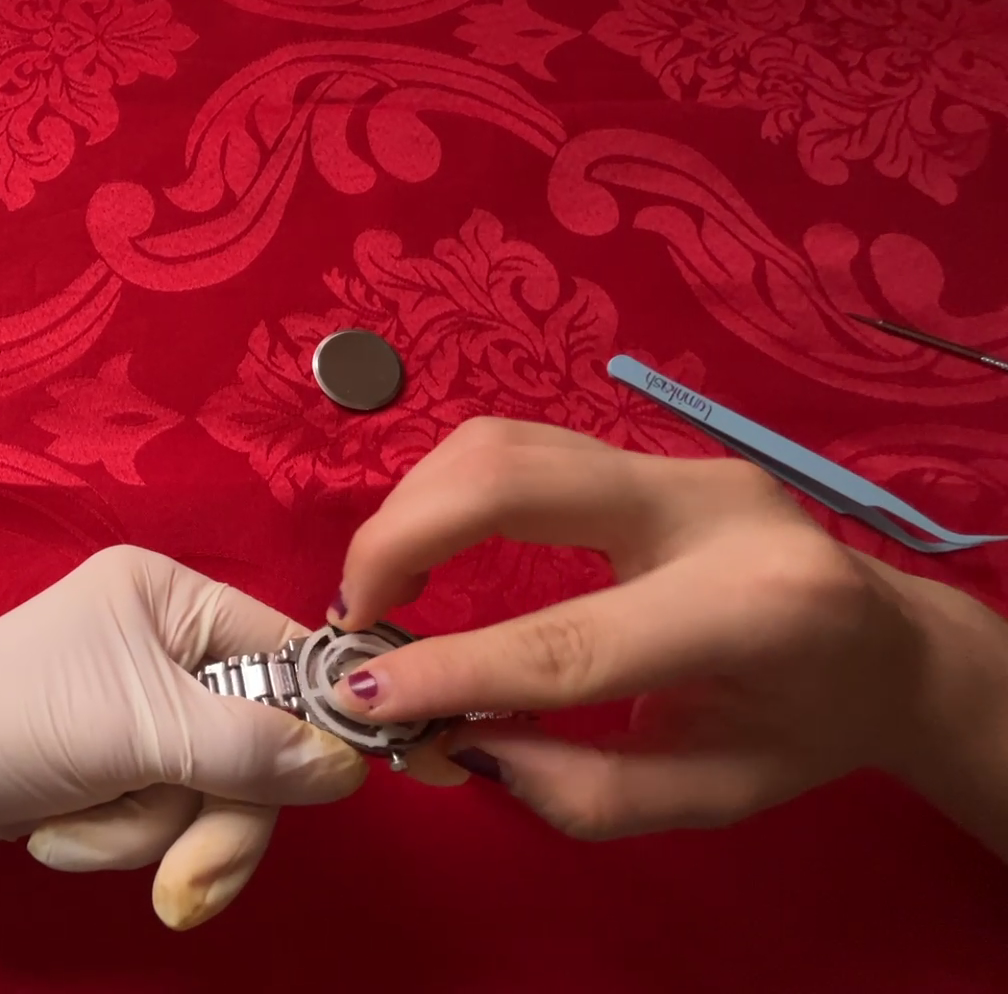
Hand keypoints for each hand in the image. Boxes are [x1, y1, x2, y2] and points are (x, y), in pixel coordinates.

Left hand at [0, 545, 364, 927]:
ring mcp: (142, 696)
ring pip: (207, 783)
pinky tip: (61, 828)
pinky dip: (120, 832)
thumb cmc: (21, 720)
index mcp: (166, 594)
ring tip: (72, 831)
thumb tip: (346, 765)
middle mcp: (161, 636)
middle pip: (249, 736)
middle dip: (210, 817)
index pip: (277, 649)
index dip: (305, 719)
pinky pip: (165, 804)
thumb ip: (252, 749)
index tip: (323, 783)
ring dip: (148, 830)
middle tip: (184, 887)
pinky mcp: (121, 748)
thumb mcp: (143, 730)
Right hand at [327, 418, 1007, 845]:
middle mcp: (707, 504)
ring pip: (492, 447)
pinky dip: (433, 491)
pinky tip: (423, 541)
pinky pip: (500, 443)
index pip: (562, 641)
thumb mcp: (706, 793)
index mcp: (753, 610)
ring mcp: (666, 459)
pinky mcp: (626, 446)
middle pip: (507, 483)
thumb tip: (444, 737)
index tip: (358, 692)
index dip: (447, 668)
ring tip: (383, 583)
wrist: (883, 642)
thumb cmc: (797, 729)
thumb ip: (575, 787)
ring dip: (408, 511)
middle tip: (355, 611)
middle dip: (399, 541)